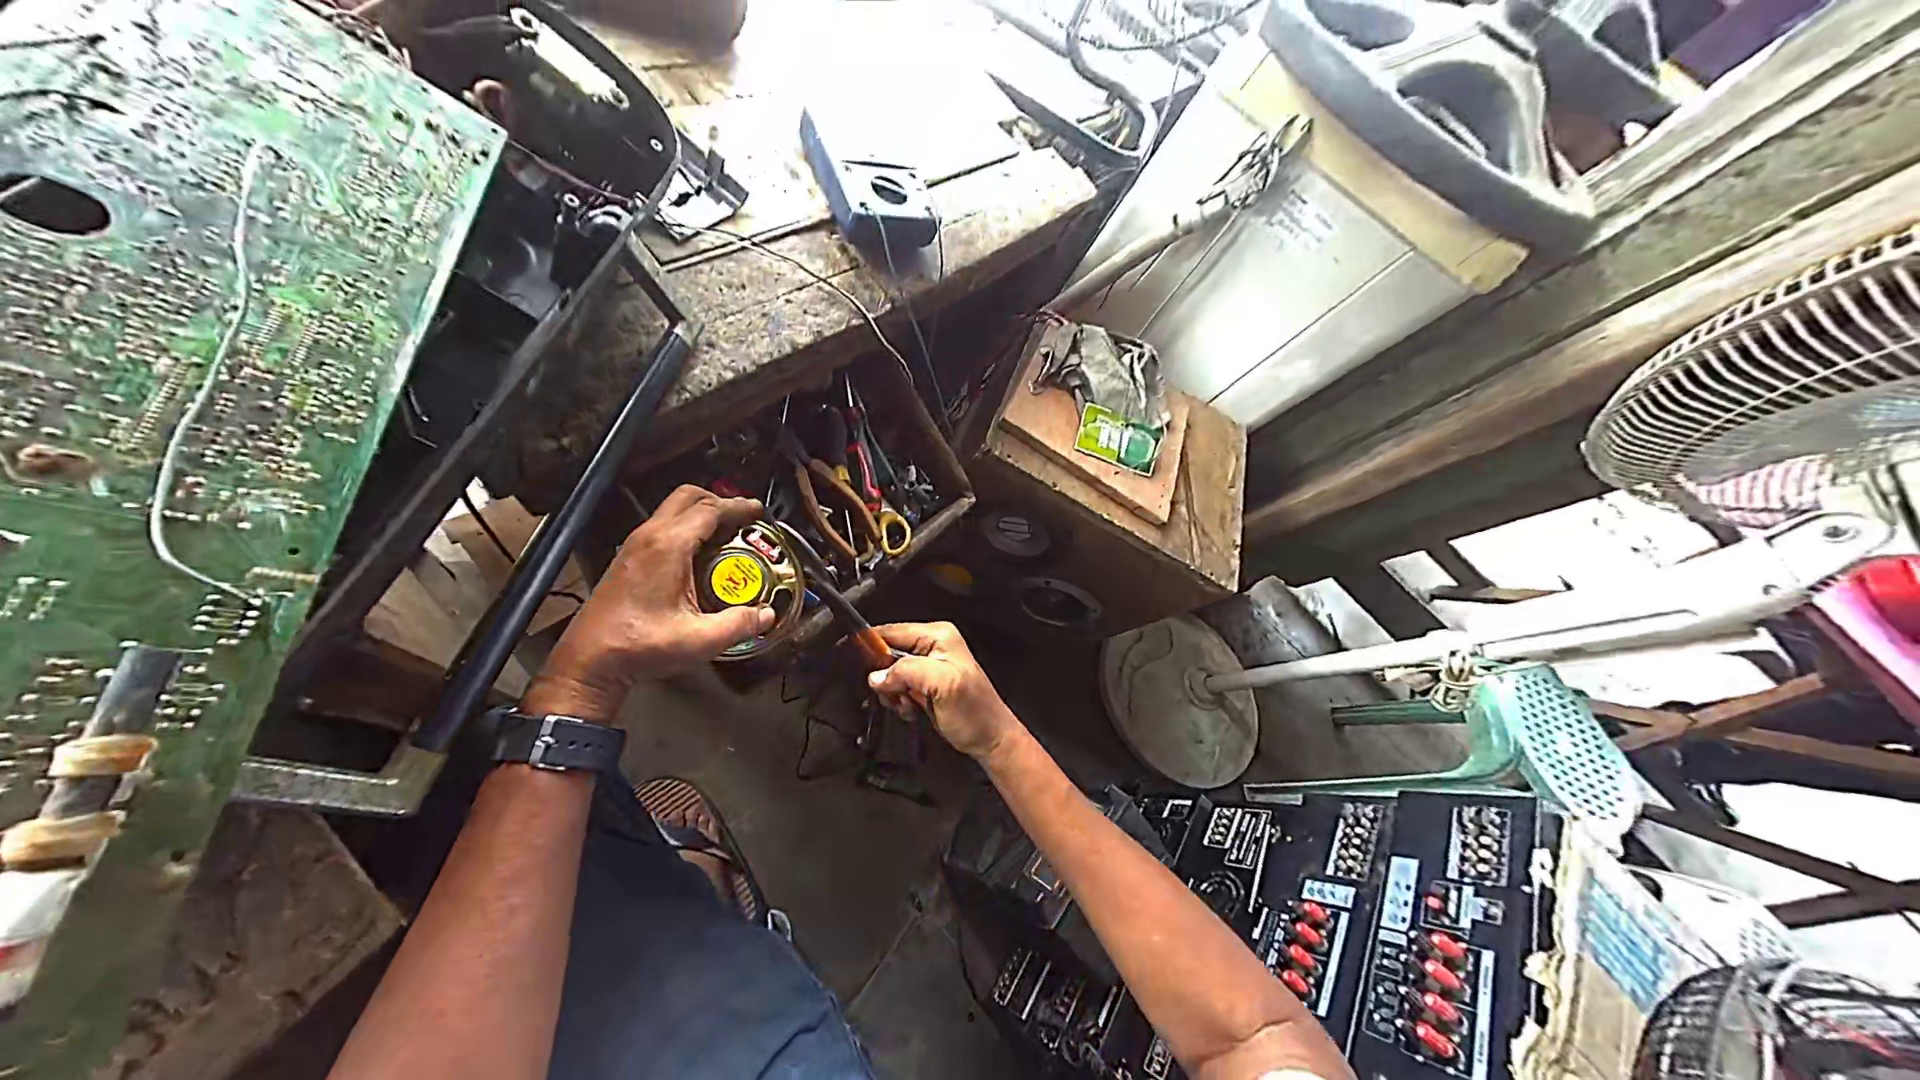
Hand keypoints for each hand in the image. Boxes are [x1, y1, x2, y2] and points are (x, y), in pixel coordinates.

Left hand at [524, 486, 774, 722]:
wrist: (589, 661)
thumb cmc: (632, 646)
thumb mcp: (699, 640)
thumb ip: (739, 625)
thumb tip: (765, 614)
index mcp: (666, 547)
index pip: (709, 509)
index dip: (738, 507)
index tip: (756, 511)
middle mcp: (648, 539)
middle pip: (688, 497)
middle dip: (720, 501)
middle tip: (743, 518)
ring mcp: (635, 546)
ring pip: (673, 510)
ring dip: (702, 514)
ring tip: (727, 535)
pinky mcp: (629, 559)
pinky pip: (663, 527)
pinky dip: (687, 529)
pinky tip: (701, 555)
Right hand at [867, 622, 1024, 760]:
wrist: (990, 740)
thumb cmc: (977, 712)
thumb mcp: (943, 684)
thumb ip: (908, 672)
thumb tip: (877, 676)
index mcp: (938, 636)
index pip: (892, 631)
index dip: (872, 646)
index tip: (856, 663)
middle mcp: (931, 646)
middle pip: (886, 653)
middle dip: (886, 677)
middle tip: (899, 694)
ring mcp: (927, 667)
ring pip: (889, 674)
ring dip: (893, 693)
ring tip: (909, 704)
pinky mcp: (924, 686)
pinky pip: (897, 689)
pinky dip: (899, 701)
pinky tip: (913, 709)